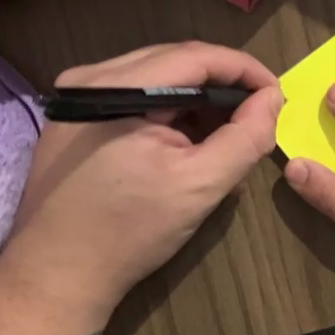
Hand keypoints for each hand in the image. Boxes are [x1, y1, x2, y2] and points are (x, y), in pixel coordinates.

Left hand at [0, 42, 282, 325]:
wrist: (55, 278)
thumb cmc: (129, 231)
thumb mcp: (200, 186)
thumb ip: (245, 137)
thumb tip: (273, 99)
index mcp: (115, 87)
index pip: (196, 56)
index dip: (245, 69)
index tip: (278, 95)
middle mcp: (90, 78)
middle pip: (176, 62)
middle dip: (224, 86)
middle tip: (259, 116)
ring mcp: (79, 97)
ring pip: (159, 80)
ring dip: (200, 102)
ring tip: (230, 136)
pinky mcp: (77, 119)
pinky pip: (138, 99)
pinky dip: (173, 115)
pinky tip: (192, 145)